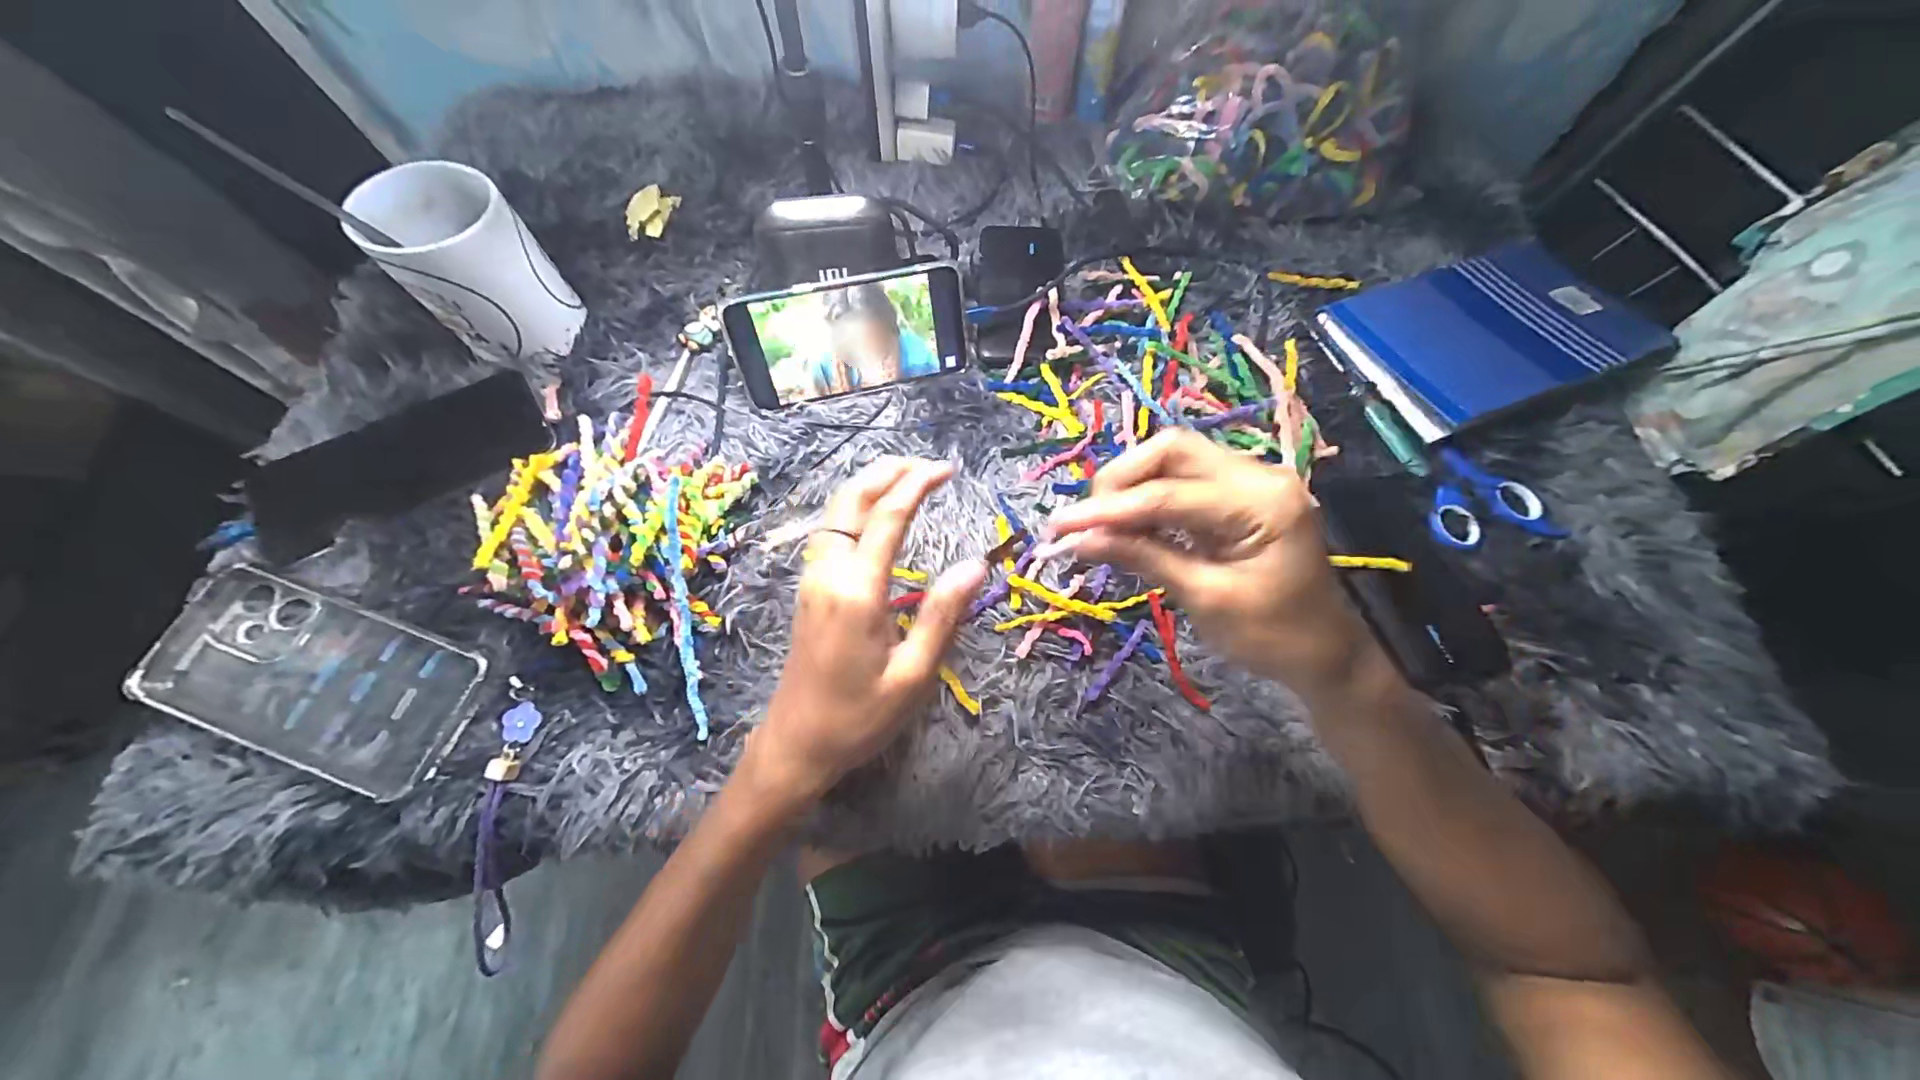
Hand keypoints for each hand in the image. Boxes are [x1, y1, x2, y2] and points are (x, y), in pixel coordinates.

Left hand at [742, 458, 987, 807]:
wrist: (795, 743)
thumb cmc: (858, 718)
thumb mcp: (912, 675)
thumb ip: (942, 616)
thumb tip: (975, 565)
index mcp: (857, 591)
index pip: (888, 516)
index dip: (918, 484)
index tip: (948, 469)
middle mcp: (828, 573)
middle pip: (851, 499)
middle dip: (888, 471)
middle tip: (927, 464)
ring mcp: (812, 579)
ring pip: (835, 512)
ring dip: (869, 486)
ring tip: (907, 478)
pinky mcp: (808, 590)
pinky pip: (829, 531)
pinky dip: (855, 508)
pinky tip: (875, 516)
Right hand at [1041, 429, 1376, 699]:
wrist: (1325, 652)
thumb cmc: (1272, 637)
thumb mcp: (1204, 600)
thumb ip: (1142, 559)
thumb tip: (1078, 541)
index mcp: (1263, 503)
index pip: (1168, 494)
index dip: (1108, 510)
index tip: (1059, 529)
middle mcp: (1259, 475)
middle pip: (1170, 450)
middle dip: (1118, 481)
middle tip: (1083, 522)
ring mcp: (1251, 479)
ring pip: (1173, 457)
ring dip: (1130, 484)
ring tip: (1098, 523)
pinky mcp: (1239, 492)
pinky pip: (1184, 478)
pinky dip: (1149, 496)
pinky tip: (1127, 522)